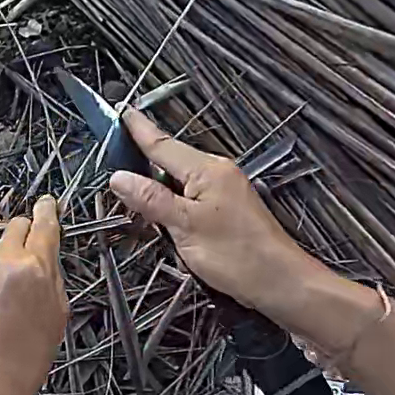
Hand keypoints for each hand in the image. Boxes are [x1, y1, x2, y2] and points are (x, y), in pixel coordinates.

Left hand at [0, 195, 68, 394]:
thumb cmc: (26, 357)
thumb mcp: (58, 312)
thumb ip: (52, 274)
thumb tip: (49, 253)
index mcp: (32, 267)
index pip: (42, 223)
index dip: (49, 211)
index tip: (49, 204)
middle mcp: (1, 262)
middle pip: (16, 225)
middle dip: (29, 233)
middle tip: (37, 252)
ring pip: (0, 247)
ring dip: (11, 257)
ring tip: (19, 293)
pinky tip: (1, 302)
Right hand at [108, 108, 322, 310]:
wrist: (279, 282)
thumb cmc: (238, 255)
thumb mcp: (185, 227)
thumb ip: (151, 200)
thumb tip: (120, 178)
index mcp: (207, 170)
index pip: (162, 144)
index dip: (138, 130)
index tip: (122, 113)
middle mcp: (217, 173)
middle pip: (168, 162)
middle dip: (142, 167)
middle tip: (116, 176)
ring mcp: (222, 190)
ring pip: (177, 182)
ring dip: (157, 192)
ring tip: (138, 208)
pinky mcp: (225, 208)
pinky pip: (189, 196)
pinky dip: (172, 205)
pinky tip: (166, 223)